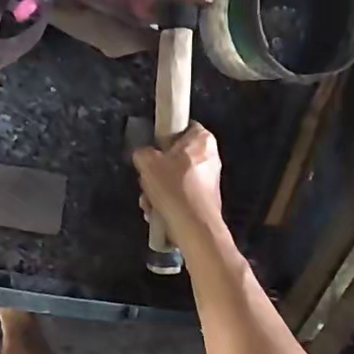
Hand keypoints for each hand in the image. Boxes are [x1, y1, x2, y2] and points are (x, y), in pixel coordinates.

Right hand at [132, 122, 225, 249]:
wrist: (193, 226)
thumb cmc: (175, 188)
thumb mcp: (147, 163)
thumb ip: (142, 153)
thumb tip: (143, 156)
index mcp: (203, 139)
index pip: (182, 127)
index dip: (164, 136)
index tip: (152, 148)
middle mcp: (210, 157)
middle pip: (175, 157)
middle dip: (157, 171)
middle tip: (147, 178)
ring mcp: (209, 180)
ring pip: (174, 179)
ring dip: (158, 190)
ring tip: (149, 200)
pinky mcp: (204, 200)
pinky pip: (180, 195)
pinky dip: (167, 202)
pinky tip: (156, 212)